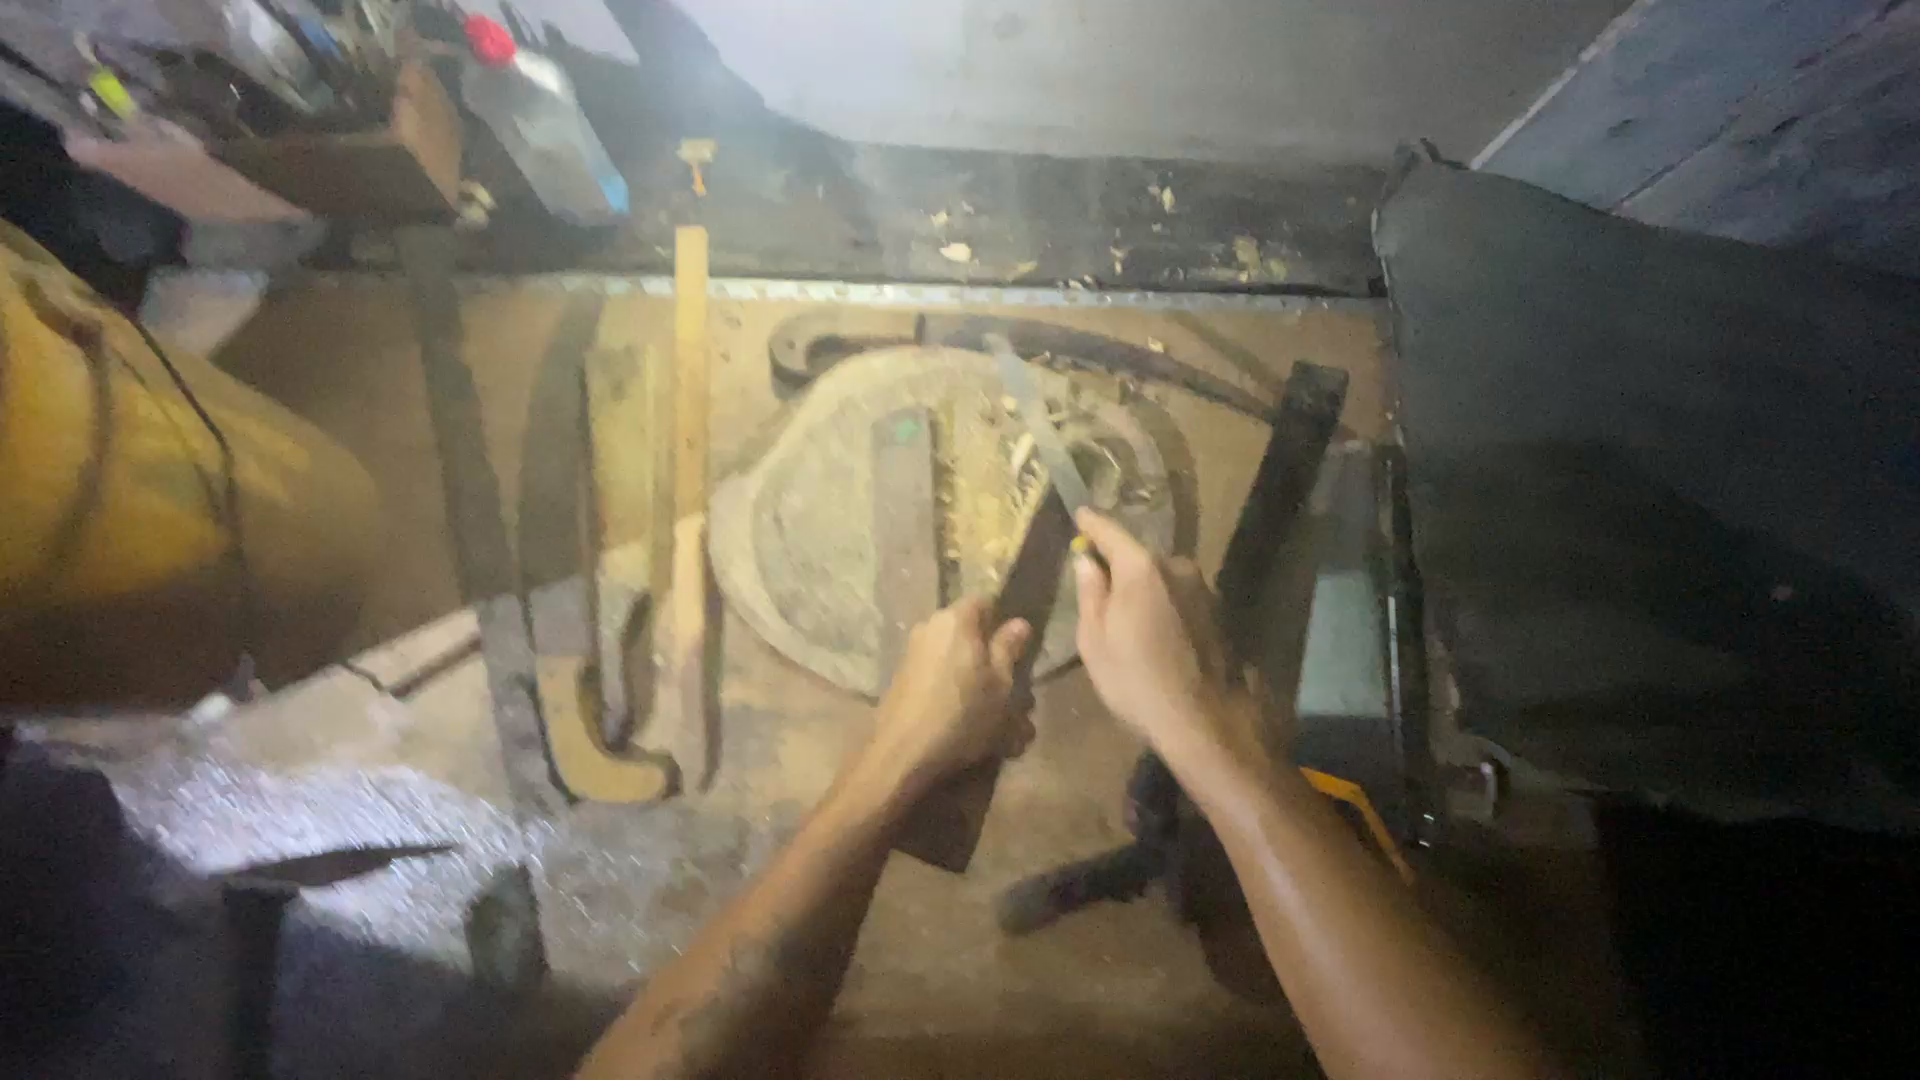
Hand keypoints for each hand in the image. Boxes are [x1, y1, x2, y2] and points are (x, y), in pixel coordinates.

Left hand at [858, 598, 1032, 799]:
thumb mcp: (1000, 683)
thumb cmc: (962, 713)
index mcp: (956, 619)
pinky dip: (951, 686)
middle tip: (1009, 683)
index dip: (1003, 617)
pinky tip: (962, 716)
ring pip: (952, 653)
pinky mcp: (901, 676)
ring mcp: (912, 651)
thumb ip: (1008, 648)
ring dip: (971, 673)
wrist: (902, 752)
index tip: (1017, 644)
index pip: (984, 600)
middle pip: (966, 628)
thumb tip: (1019, 622)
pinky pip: (936, 671)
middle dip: (987, 651)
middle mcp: (929, 626)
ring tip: (990, 709)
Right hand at [1072, 509, 1270, 772]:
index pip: (1111, 533)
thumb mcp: (1094, 640)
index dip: (1092, 524)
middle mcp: (1176, 567)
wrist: (1203, 720)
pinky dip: (1164, 605)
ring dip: (1145, 590)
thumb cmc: (1135, 680)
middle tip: (1099, 587)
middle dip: (1119, 567)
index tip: (1081, 513)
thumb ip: (1091, 593)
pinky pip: (1180, 597)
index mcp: (1141, 569)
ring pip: (1162, 578)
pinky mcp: (1218, 611)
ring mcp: (1203, 588)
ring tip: (1129, 620)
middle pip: (1139, 558)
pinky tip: (1157, 634)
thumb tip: (1087, 562)